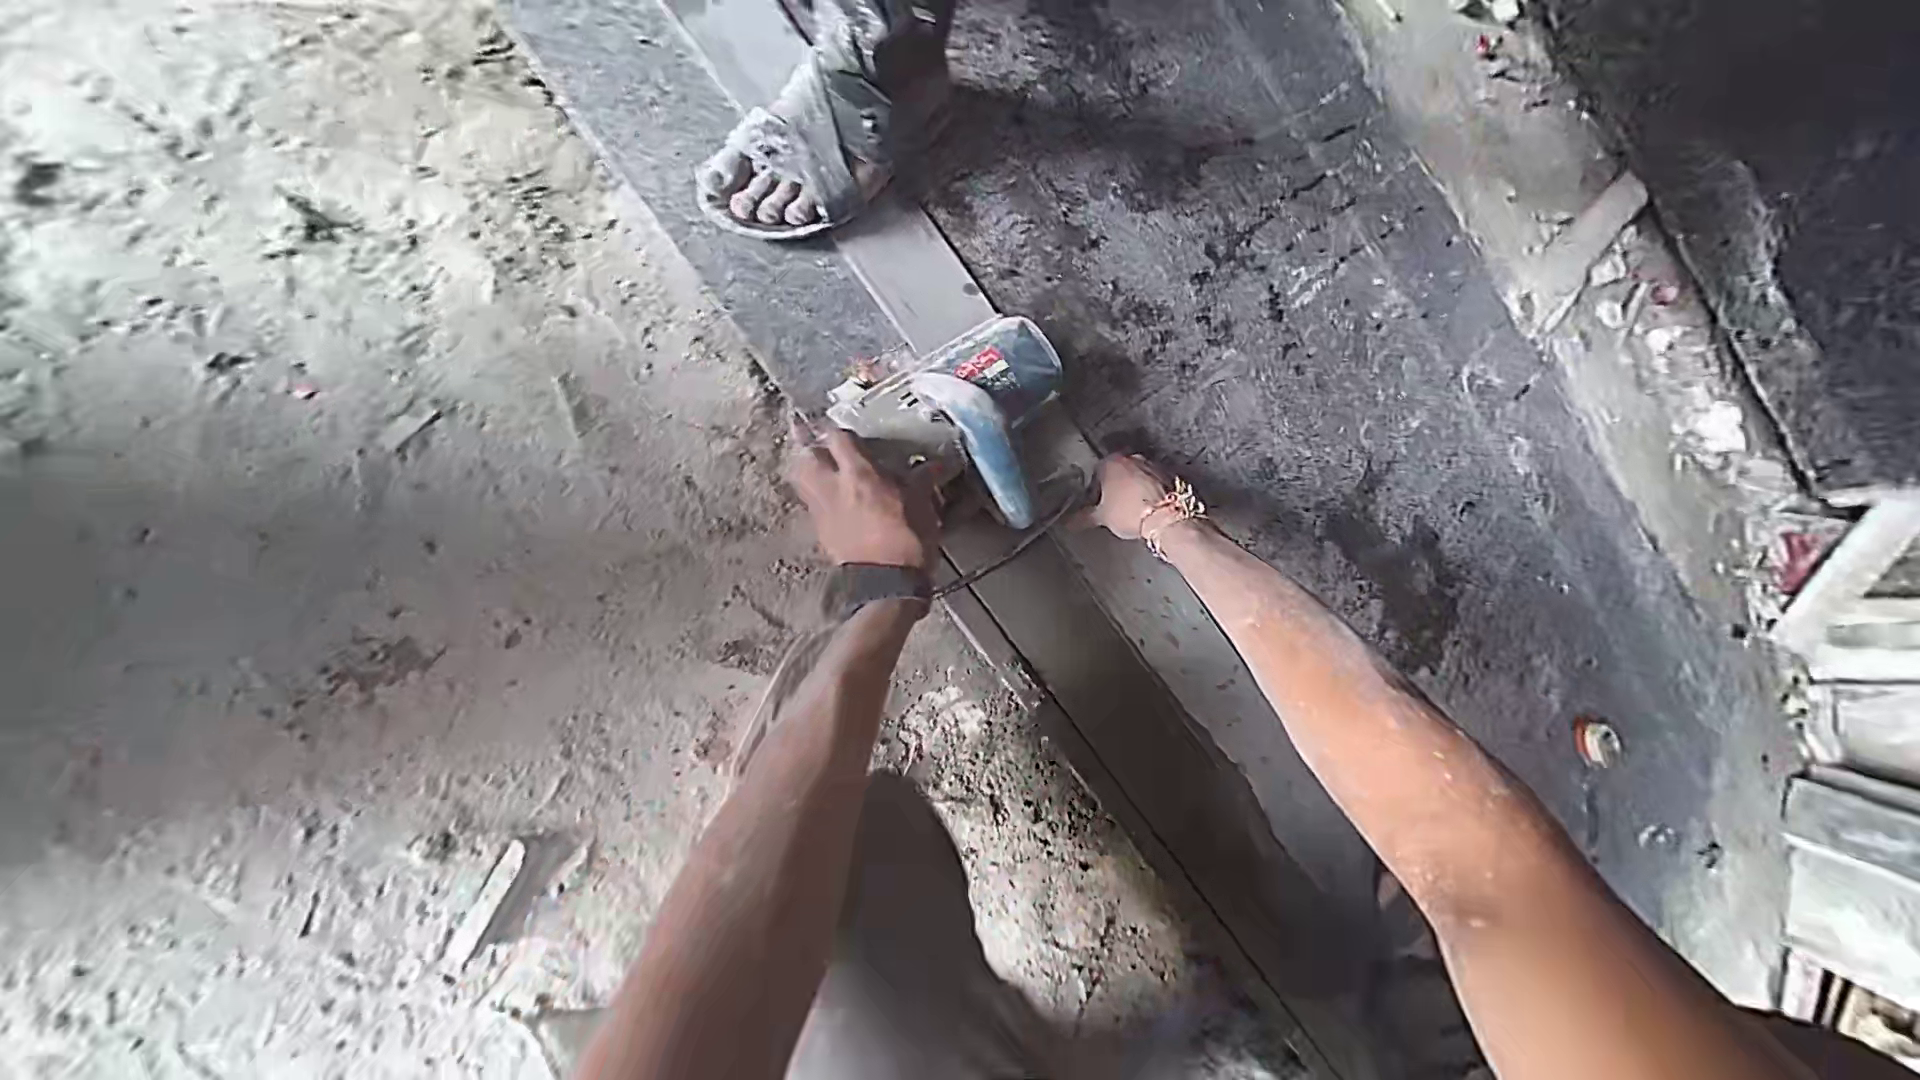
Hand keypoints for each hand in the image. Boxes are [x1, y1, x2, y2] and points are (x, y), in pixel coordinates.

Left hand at [787, 416, 939, 569]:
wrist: (886, 585)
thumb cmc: (907, 541)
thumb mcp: (922, 506)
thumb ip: (923, 480)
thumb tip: (936, 464)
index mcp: (859, 474)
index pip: (837, 437)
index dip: (840, 430)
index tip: (849, 432)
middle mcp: (833, 487)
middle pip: (805, 454)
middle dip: (811, 446)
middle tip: (824, 446)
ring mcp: (821, 510)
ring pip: (800, 478)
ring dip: (808, 470)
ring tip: (823, 470)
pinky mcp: (820, 532)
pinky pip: (810, 504)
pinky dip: (816, 496)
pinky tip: (831, 499)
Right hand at [1081, 453, 1174, 538]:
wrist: (1165, 518)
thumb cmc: (1128, 512)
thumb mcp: (1101, 517)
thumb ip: (1083, 517)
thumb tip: (1068, 522)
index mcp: (1110, 462)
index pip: (1096, 472)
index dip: (1094, 488)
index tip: (1096, 502)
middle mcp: (1131, 457)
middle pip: (1117, 470)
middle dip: (1114, 485)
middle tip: (1112, 504)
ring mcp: (1152, 464)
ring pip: (1136, 474)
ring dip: (1132, 486)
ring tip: (1131, 506)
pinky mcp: (1169, 474)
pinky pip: (1152, 480)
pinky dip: (1148, 489)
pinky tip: (1147, 505)